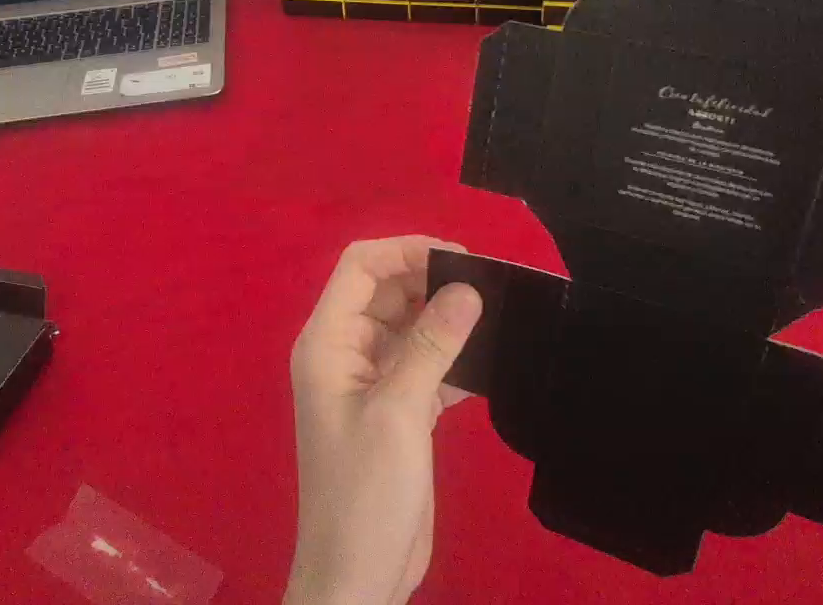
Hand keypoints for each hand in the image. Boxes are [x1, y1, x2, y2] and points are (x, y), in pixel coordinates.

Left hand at [284, 236, 483, 604]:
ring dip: (446, 318)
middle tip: (487, 285)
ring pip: (409, 325)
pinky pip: (425, 362)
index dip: (405, 251)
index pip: (360, 267)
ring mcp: (371, 380)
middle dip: (431, 281)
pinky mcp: (397, 407)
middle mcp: (346, 351)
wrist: (357, 579)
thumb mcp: (399, 413)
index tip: (459, 257)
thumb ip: (431, 345)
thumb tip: (467, 287)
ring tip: (494, 314)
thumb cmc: (365, 493)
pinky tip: (487, 360)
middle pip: (387, 291)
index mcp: (328, 342)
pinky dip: (452, 357)